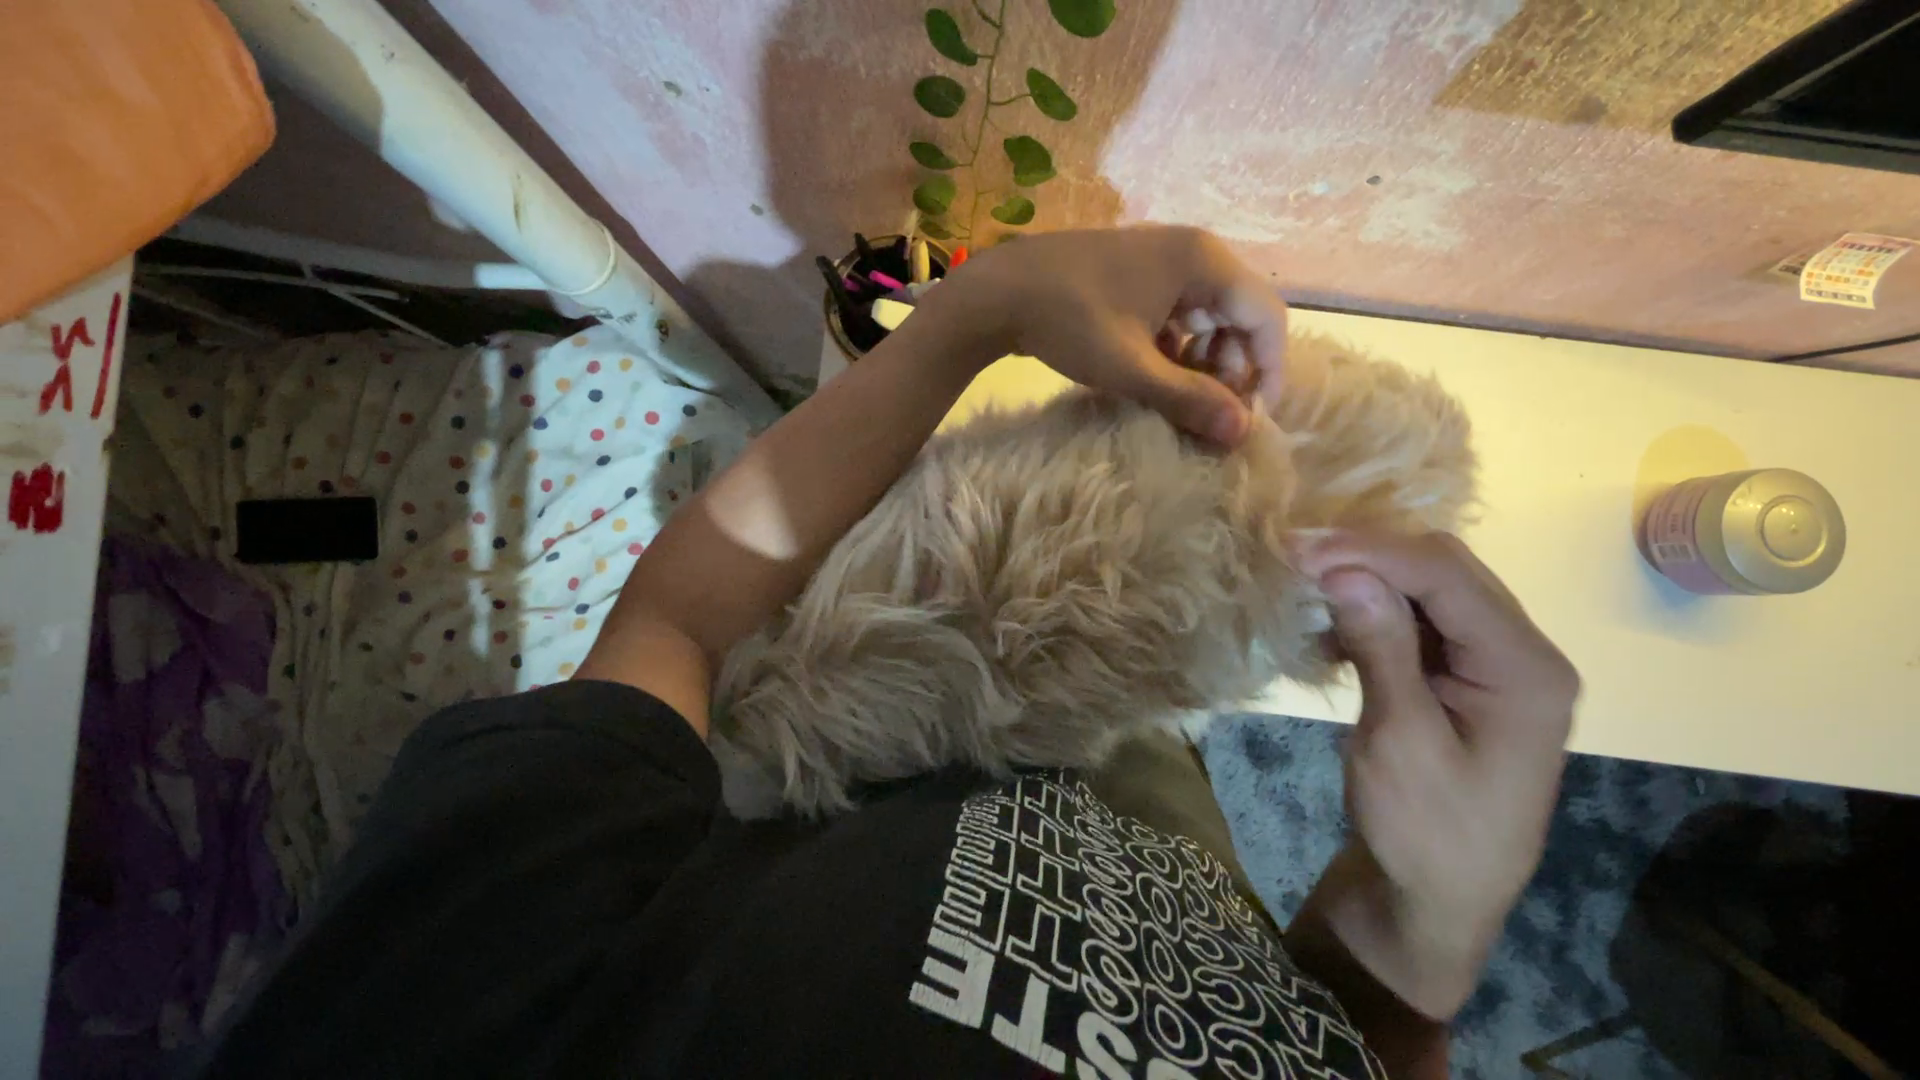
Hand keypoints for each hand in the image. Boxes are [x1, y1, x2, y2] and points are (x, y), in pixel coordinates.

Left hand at [936, 226, 1304, 446]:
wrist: (997, 291)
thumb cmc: (1067, 322)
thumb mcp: (1130, 367)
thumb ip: (1188, 399)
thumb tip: (1242, 433)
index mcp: (1203, 260)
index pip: (1265, 316)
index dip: (1268, 369)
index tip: (1252, 417)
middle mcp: (1192, 251)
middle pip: (1238, 316)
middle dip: (1232, 368)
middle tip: (1211, 414)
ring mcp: (1161, 260)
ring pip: (1206, 318)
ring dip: (1203, 362)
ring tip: (1181, 402)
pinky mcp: (1137, 276)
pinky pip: (1176, 315)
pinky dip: (1175, 349)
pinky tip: (1156, 380)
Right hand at [1298, 531, 1576, 1019]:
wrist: (1435, 899)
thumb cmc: (1423, 830)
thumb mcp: (1399, 740)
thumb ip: (1381, 648)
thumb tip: (1344, 570)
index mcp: (1525, 668)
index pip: (1445, 576)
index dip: (1370, 551)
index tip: (1298, 548)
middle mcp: (1522, 652)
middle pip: (1444, 571)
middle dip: (1368, 555)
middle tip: (1296, 558)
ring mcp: (1494, 664)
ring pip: (1429, 590)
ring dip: (1368, 580)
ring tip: (1306, 586)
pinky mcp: (1463, 678)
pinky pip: (1419, 621)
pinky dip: (1372, 611)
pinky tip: (1333, 628)